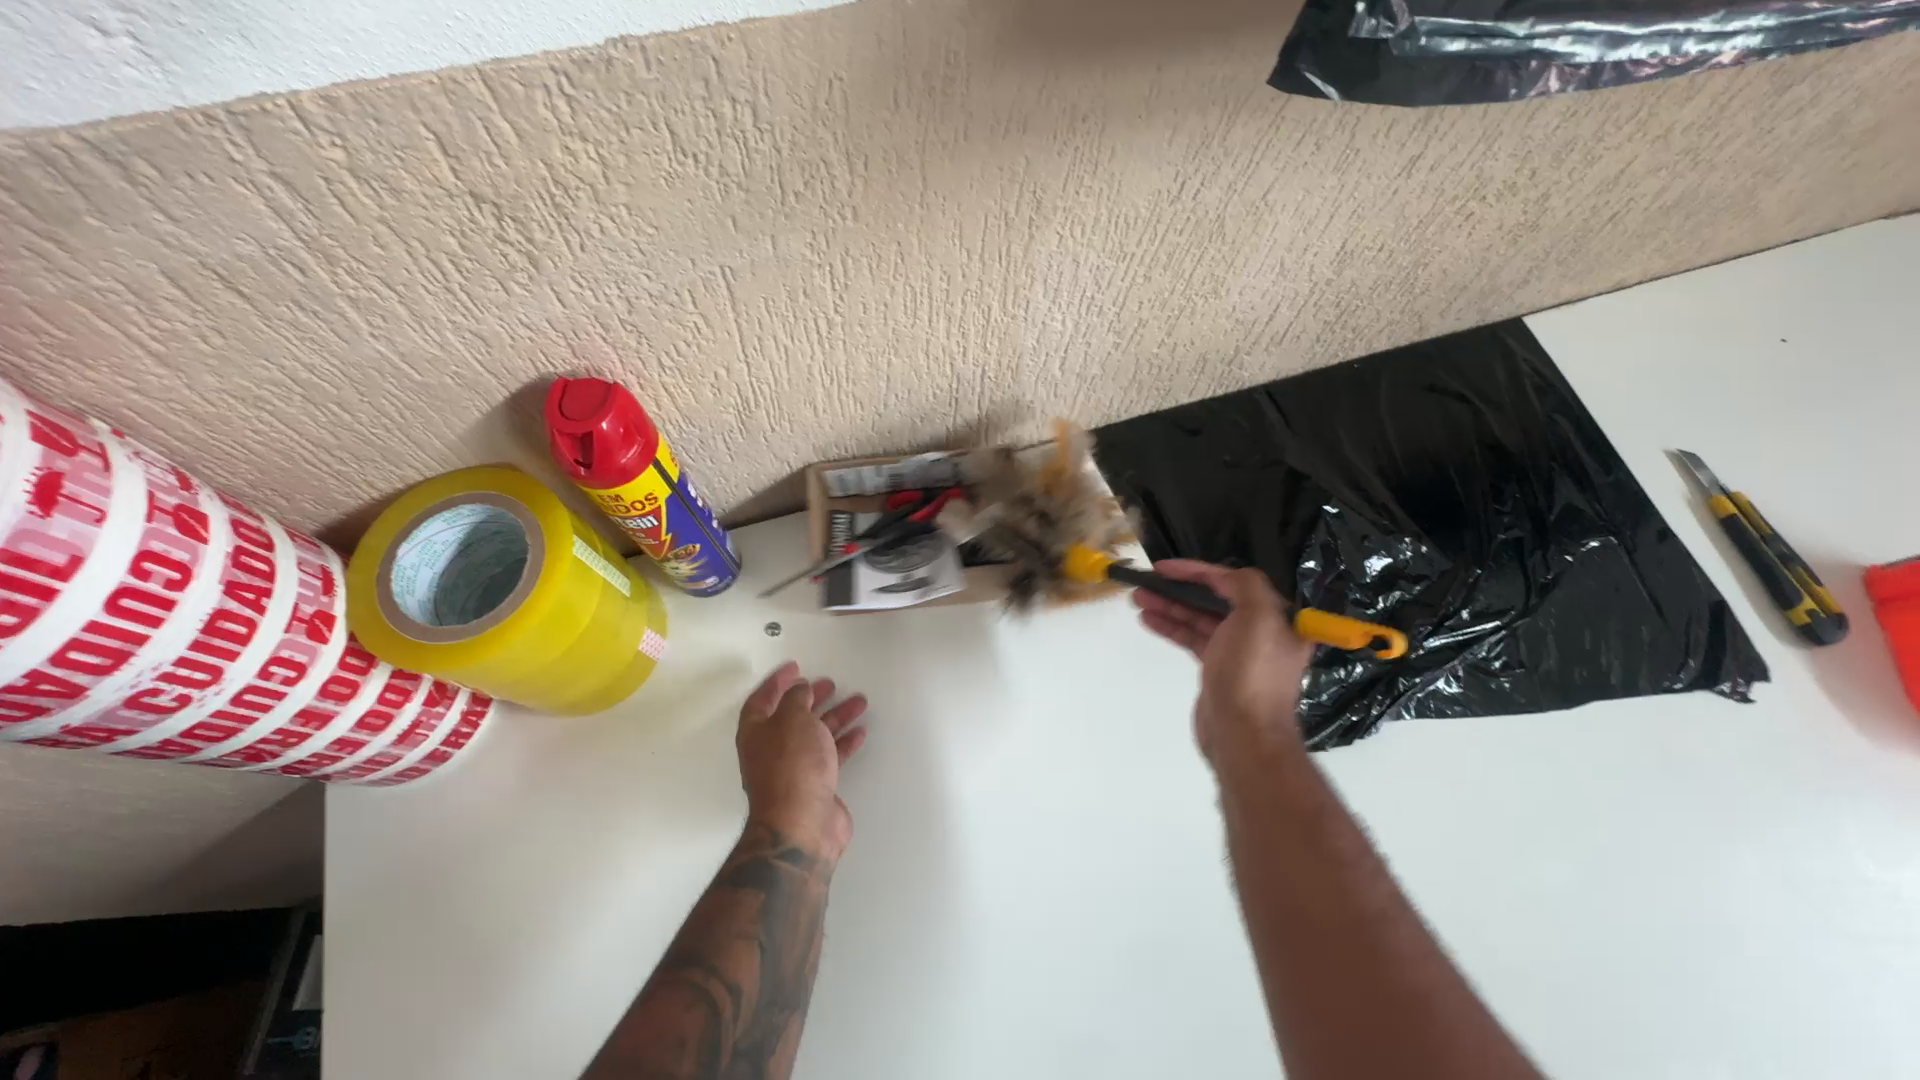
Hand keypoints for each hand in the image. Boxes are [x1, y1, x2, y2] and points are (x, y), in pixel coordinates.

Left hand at [736, 661, 869, 862]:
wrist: (802, 824)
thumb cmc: (792, 767)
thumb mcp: (792, 720)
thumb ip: (796, 700)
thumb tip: (799, 690)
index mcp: (756, 733)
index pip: (762, 699)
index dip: (777, 681)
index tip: (795, 667)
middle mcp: (772, 750)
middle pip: (793, 716)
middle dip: (811, 698)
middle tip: (830, 683)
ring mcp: (794, 769)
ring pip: (816, 734)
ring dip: (835, 716)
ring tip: (858, 701)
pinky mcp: (816, 785)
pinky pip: (831, 756)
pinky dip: (844, 742)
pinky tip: (859, 732)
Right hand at [1132, 560, 1311, 765]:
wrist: (1242, 732)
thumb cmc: (1251, 672)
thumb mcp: (1258, 616)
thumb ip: (1245, 585)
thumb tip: (1225, 577)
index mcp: (1277, 616)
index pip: (1233, 582)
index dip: (1197, 571)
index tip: (1164, 568)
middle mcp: (1260, 631)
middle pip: (1214, 599)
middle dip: (1179, 589)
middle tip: (1145, 583)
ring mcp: (1237, 651)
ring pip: (1199, 619)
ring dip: (1169, 606)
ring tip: (1138, 598)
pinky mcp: (1218, 669)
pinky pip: (1193, 639)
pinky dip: (1172, 627)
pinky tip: (1149, 619)